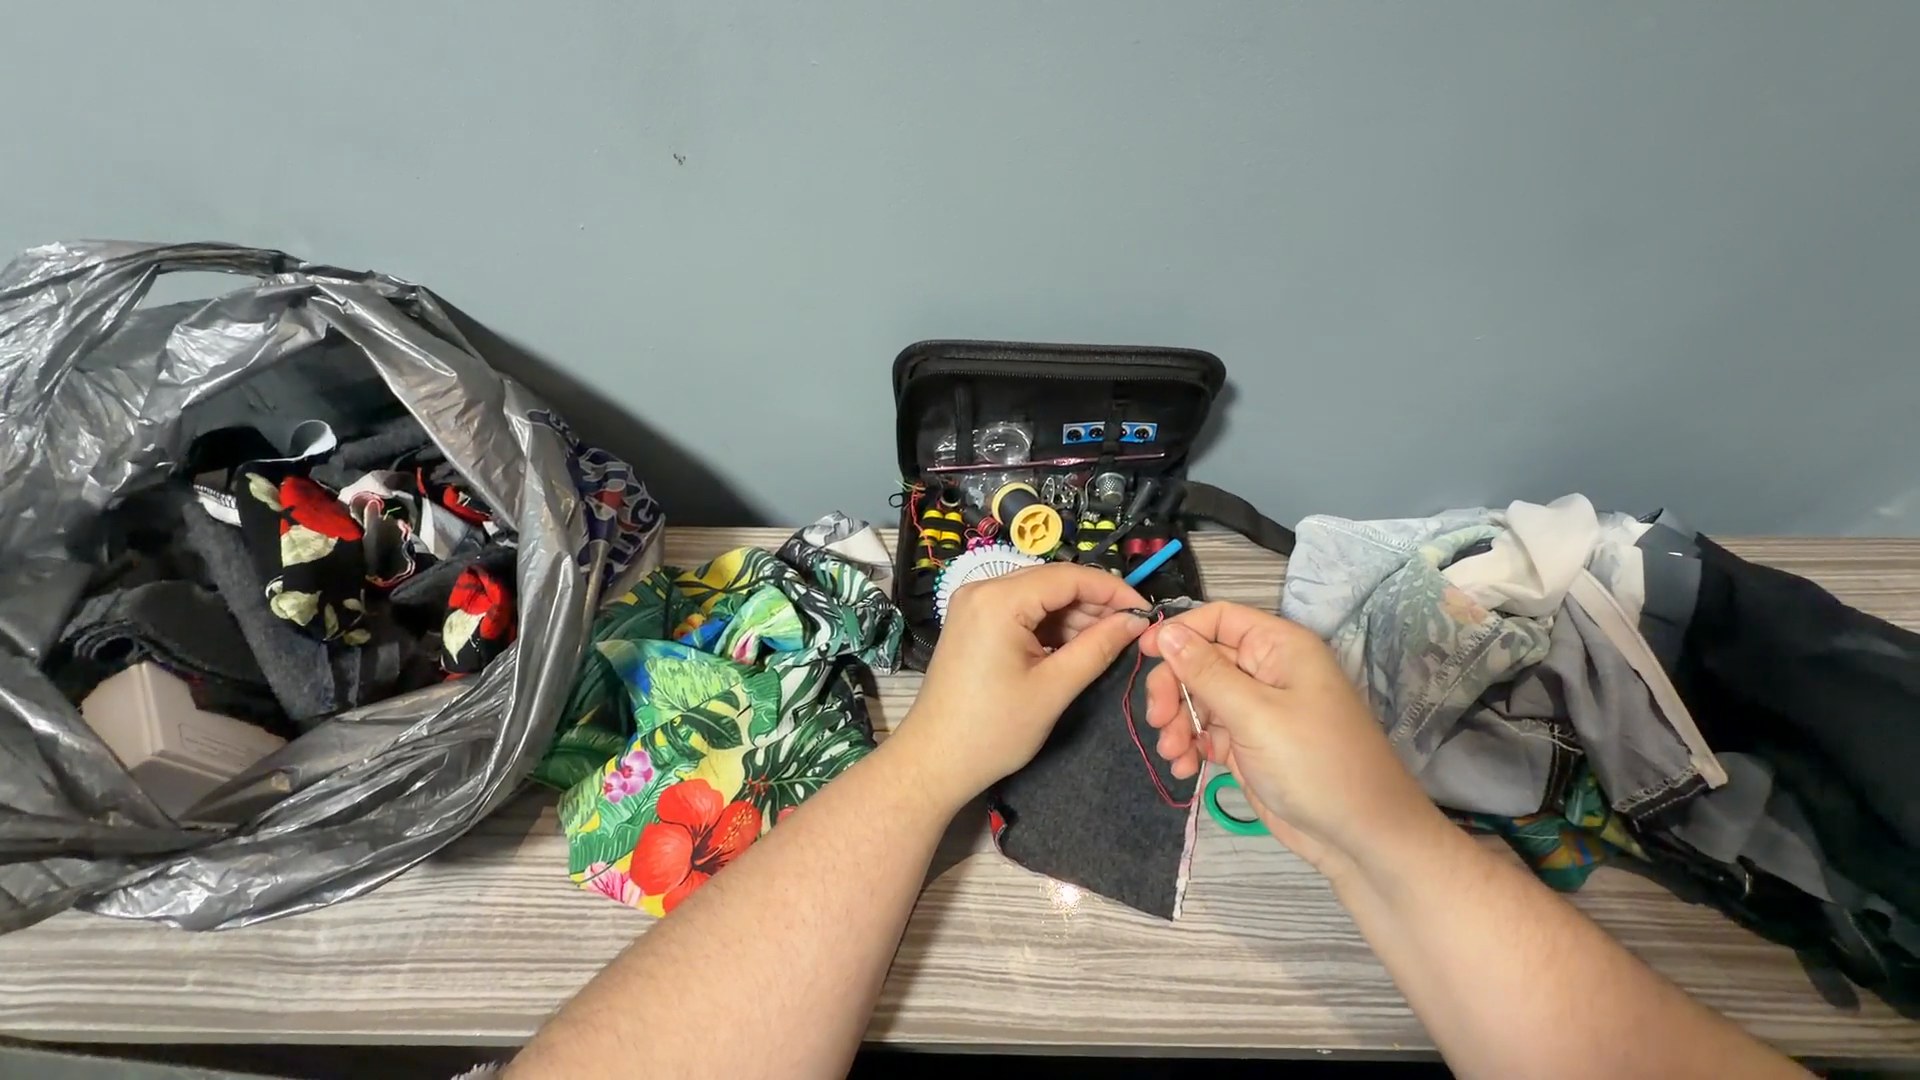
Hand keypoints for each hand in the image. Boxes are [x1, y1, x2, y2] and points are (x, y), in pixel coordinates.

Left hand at [890, 563, 1149, 809]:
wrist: (934, 760)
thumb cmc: (993, 729)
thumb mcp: (1054, 688)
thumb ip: (1098, 647)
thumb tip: (1136, 622)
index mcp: (999, 599)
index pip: (1069, 576)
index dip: (1113, 591)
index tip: (1147, 613)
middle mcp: (982, 589)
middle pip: (1053, 582)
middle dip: (1095, 604)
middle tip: (1131, 632)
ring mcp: (974, 604)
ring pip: (1039, 596)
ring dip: (1074, 616)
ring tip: (1108, 644)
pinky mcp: (972, 622)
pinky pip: (1021, 611)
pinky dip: (1050, 626)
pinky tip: (1075, 647)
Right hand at [1137, 603, 1441, 879]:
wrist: (1361, 839)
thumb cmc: (1316, 764)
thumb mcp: (1256, 714)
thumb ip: (1206, 671)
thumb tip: (1165, 632)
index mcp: (1279, 648)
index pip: (1219, 620)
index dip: (1180, 632)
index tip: (1144, 655)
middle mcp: (1266, 671)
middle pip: (1200, 660)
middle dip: (1174, 689)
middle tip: (1158, 720)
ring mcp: (1256, 709)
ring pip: (1197, 698)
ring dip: (1178, 723)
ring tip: (1173, 754)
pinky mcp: (1248, 744)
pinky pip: (1206, 732)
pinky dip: (1190, 746)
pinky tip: (1184, 767)